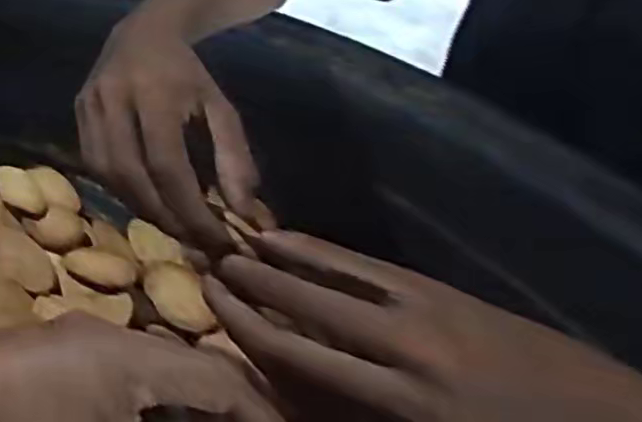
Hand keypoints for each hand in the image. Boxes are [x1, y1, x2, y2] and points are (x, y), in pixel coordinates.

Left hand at [0, 313, 282, 421]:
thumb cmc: (31, 421)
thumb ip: (175, 419)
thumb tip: (208, 413)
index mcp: (129, 353)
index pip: (222, 376)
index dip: (266, 414)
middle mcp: (107, 334)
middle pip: (194, 368)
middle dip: (231, 411)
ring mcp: (79, 341)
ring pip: (160, 371)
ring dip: (191, 408)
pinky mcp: (59, 355)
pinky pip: (126, 374)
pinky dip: (154, 404)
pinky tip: (159, 421)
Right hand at [76, 18, 262, 250]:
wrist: (141, 33)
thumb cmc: (186, 73)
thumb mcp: (221, 107)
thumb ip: (235, 159)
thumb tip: (246, 216)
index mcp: (153, 93)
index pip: (166, 164)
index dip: (191, 209)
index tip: (219, 240)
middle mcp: (113, 97)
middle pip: (130, 172)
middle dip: (163, 214)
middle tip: (194, 241)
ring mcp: (89, 103)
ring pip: (106, 170)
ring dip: (138, 204)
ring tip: (170, 223)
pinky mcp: (77, 109)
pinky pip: (92, 159)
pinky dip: (117, 186)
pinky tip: (142, 196)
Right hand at [206, 231, 641, 421]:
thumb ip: (368, 402)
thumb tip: (298, 366)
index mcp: (405, 404)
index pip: (295, 355)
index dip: (243, 325)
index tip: (210, 301)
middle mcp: (401, 353)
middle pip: (299, 306)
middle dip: (245, 284)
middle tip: (205, 266)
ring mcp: (418, 312)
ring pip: (322, 274)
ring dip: (270, 257)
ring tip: (231, 242)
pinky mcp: (435, 289)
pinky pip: (359, 261)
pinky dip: (313, 247)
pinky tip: (283, 236)